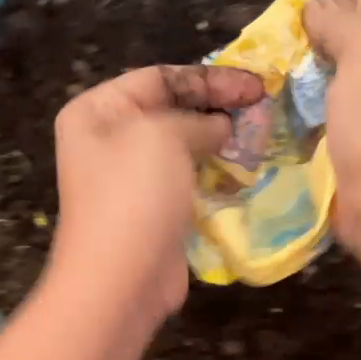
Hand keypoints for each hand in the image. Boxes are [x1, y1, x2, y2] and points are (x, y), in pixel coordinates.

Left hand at [48, 64, 266, 321]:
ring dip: (222, 141)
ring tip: (261, 135)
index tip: (254, 85)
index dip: (209, 77)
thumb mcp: (163, 136)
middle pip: (172, 110)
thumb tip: (221, 126)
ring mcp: (132, 180)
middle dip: (217, 107)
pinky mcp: (155, 212)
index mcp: (97, 111)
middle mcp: (109, 141)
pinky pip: (189, 182)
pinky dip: (216, 174)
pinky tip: (246, 170)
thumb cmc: (132, 198)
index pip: (159, 77)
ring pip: (184, 148)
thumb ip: (196, 119)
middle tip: (264, 106)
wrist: (119, 282)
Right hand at [303, 0, 360, 246]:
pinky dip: (313, 104)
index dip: (326, 3)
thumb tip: (312, 11)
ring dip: (308, 73)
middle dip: (314, 38)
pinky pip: (334, 101)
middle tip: (290, 63)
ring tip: (288, 89)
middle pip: (348, 26)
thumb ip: (339, 18)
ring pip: (336, 65)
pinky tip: (297, 116)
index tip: (300, 34)